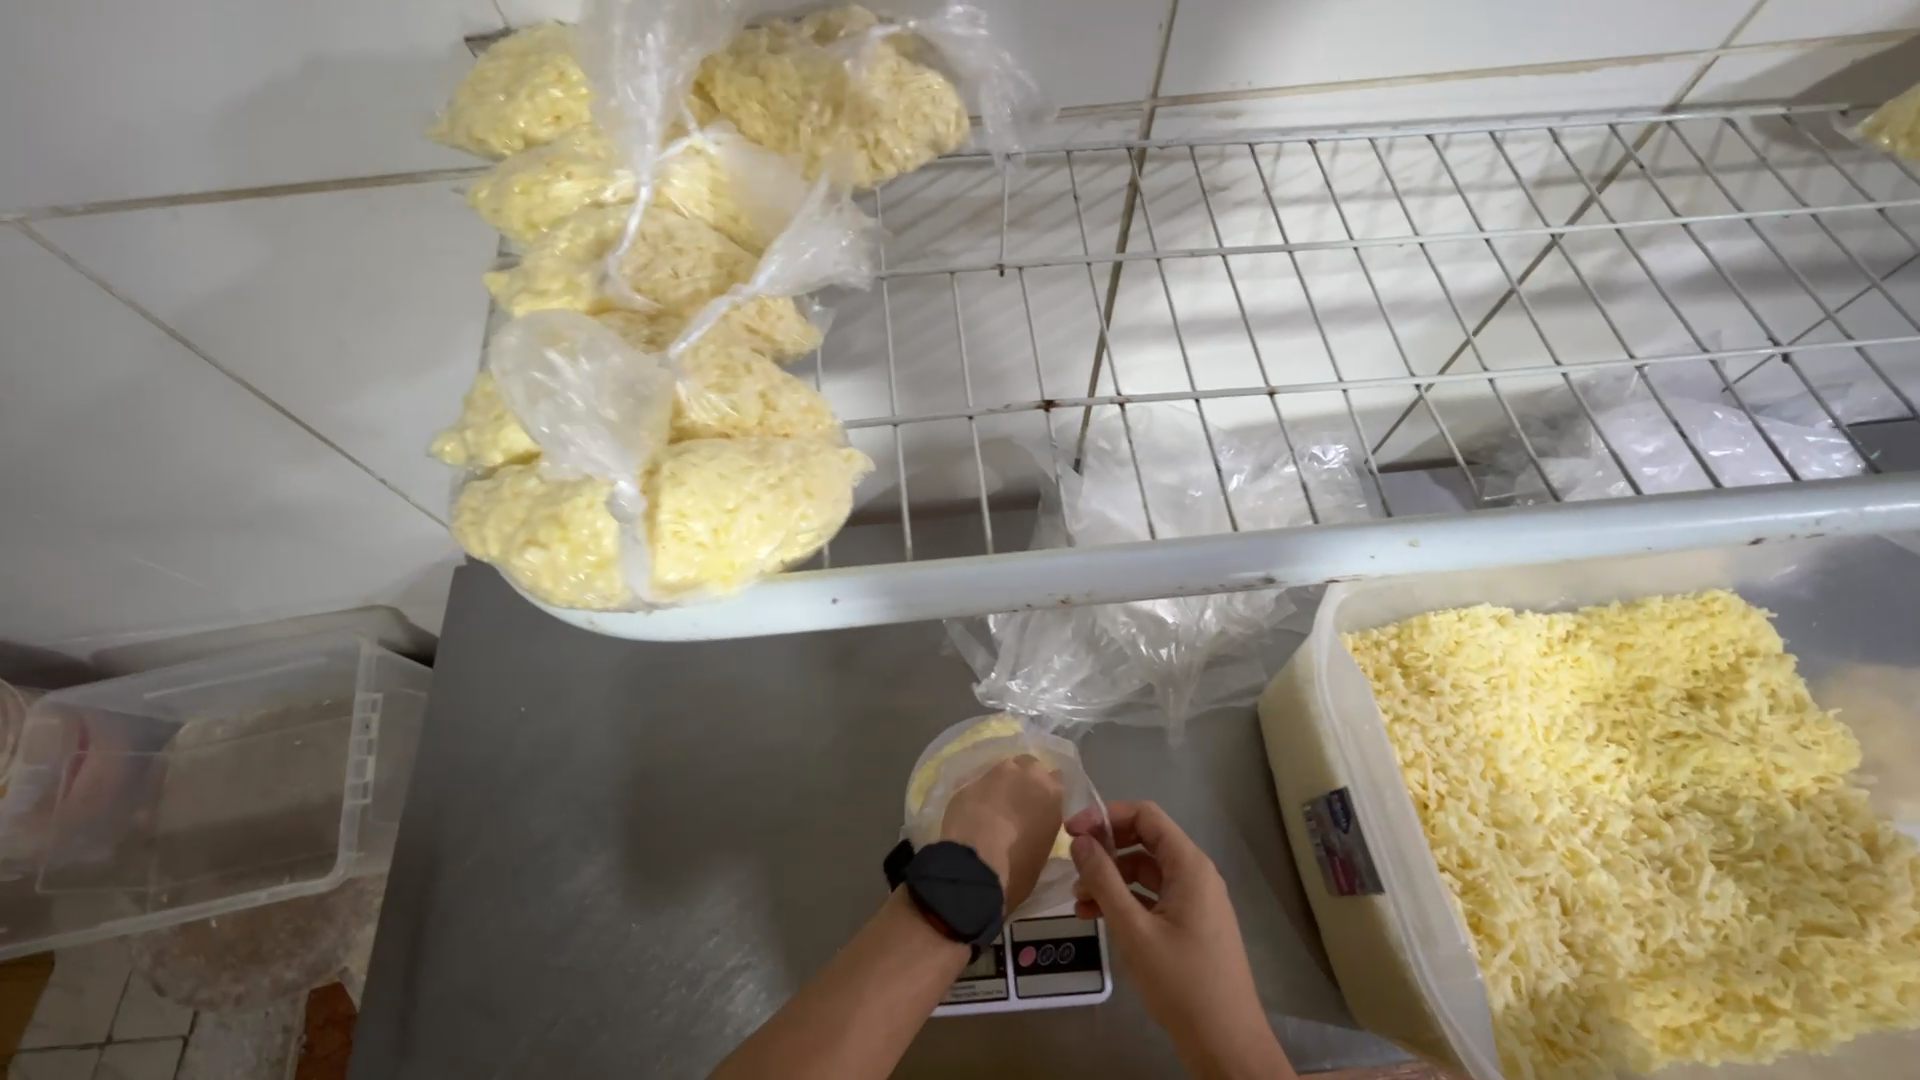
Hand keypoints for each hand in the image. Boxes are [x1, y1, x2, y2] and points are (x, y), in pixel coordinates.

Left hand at [941, 755, 1062, 913]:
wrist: (973, 867)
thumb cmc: (1017, 869)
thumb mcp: (1043, 850)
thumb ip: (1042, 826)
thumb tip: (1033, 825)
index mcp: (1051, 793)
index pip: (1056, 778)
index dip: (1046, 792)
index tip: (1041, 805)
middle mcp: (1025, 775)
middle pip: (1029, 765)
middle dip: (1025, 779)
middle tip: (1018, 802)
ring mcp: (994, 775)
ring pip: (1002, 770)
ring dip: (1001, 784)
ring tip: (994, 807)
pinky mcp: (968, 784)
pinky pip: (979, 786)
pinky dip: (979, 796)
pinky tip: (973, 814)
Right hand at [1067, 801, 1292, 1079]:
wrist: (1226, 1043)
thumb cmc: (1181, 981)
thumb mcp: (1133, 929)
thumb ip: (1104, 880)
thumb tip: (1080, 841)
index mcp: (1189, 865)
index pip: (1145, 815)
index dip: (1106, 815)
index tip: (1072, 831)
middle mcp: (1195, 874)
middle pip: (1144, 840)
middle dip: (1105, 848)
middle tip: (1071, 863)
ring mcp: (1194, 900)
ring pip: (1144, 871)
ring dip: (1110, 878)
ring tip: (1078, 900)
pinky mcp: (1189, 924)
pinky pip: (1151, 896)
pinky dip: (1124, 900)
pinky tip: (1096, 917)